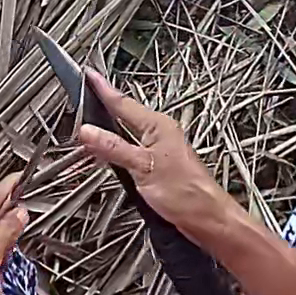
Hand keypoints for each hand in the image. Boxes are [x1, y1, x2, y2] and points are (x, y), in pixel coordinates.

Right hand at [74, 70, 240, 237]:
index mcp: (158, 125)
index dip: (102, 88)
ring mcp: (161, 147)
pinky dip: (118, 146)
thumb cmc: (188, 194)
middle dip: (104, 105)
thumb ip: (113, 148)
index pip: (122, 102)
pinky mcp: (159, 164)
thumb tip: (88, 131)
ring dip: (110, 127)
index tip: (89, 74)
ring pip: (128, 131)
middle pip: (125, 113)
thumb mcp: (143, 168)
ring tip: (93, 120)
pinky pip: (133, 146)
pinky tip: (111, 150)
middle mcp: (161, 132)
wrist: (209, 219)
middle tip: (86, 94)